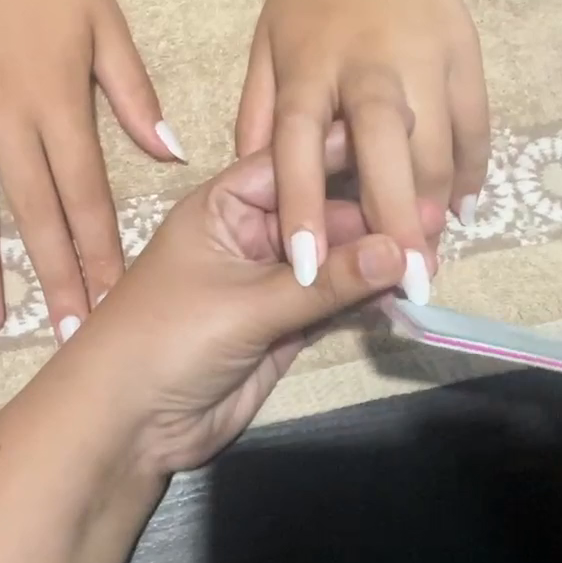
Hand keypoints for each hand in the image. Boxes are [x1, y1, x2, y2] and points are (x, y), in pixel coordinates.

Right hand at [0, 0, 182, 347]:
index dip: (102, 254)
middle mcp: (7, 119)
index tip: (113, 304)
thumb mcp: (107, 23)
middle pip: (35, 214)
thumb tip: (174, 153)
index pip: (88, 196)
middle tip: (64, 337)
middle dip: (54, 279)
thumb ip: (136, 94)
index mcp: (61, 104)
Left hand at [74, 132, 446, 473]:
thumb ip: (324, 282)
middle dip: (371, 222)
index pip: (291, 167)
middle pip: (320, 217)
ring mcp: (269, 283)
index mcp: (225, 207)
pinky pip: (332, 304)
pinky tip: (405, 292)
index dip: (343, 155)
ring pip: (331, 263)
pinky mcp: (284, 326)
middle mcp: (251, 235)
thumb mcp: (245, 303)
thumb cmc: (168, 338)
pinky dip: (364, 300)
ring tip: (433, 256)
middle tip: (432, 222)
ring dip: (374, 263)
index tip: (401, 138)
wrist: (128, 424)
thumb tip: (401, 252)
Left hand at [237, 0, 487, 305]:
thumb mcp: (265, 47)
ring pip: (437, 147)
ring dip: (437, 205)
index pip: (299, 148)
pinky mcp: (466, 54)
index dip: (301, 212)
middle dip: (395, 222)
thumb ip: (257, 114)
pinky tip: (463, 204)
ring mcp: (424, 59)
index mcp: (308, 67)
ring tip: (431, 252)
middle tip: (405, 282)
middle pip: (384, 153)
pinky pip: (476, 124)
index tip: (307, 270)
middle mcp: (368, 67)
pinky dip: (473, 169)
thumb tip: (249, 179)